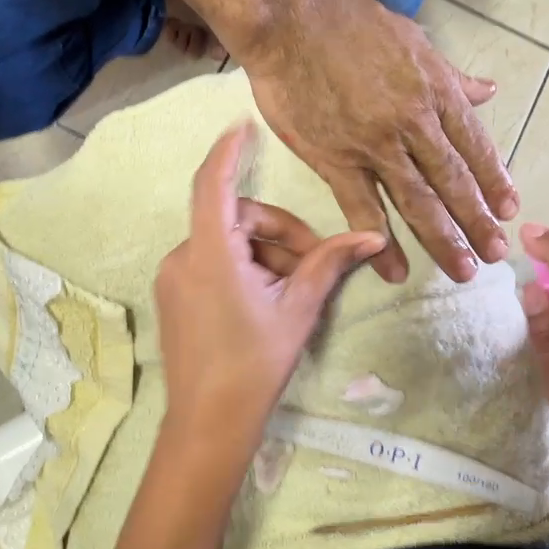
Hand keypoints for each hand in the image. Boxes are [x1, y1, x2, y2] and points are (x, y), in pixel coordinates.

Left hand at [156, 122, 385, 454]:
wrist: (209, 424)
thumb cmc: (255, 364)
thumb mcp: (299, 308)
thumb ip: (330, 263)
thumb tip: (373, 235)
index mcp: (211, 253)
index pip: (216, 184)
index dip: (229, 151)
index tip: (243, 124)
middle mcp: (184, 257)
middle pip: (237, 219)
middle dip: (281, 233)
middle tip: (317, 263)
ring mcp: (175, 278)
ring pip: (229, 243)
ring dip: (267, 254)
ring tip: (296, 291)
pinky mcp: (175, 297)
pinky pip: (214, 263)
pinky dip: (246, 268)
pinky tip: (269, 300)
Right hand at [247, 0, 516, 284]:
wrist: (289, 22)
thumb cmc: (350, 23)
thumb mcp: (414, 39)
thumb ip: (452, 75)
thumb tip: (489, 92)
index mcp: (435, 91)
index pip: (474, 145)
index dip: (494, 179)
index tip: (508, 209)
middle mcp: (413, 123)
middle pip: (453, 180)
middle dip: (477, 220)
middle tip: (495, 252)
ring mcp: (375, 145)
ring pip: (418, 200)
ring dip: (443, 239)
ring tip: (463, 270)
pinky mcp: (336, 161)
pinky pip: (363, 209)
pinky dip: (380, 243)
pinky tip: (395, 270)